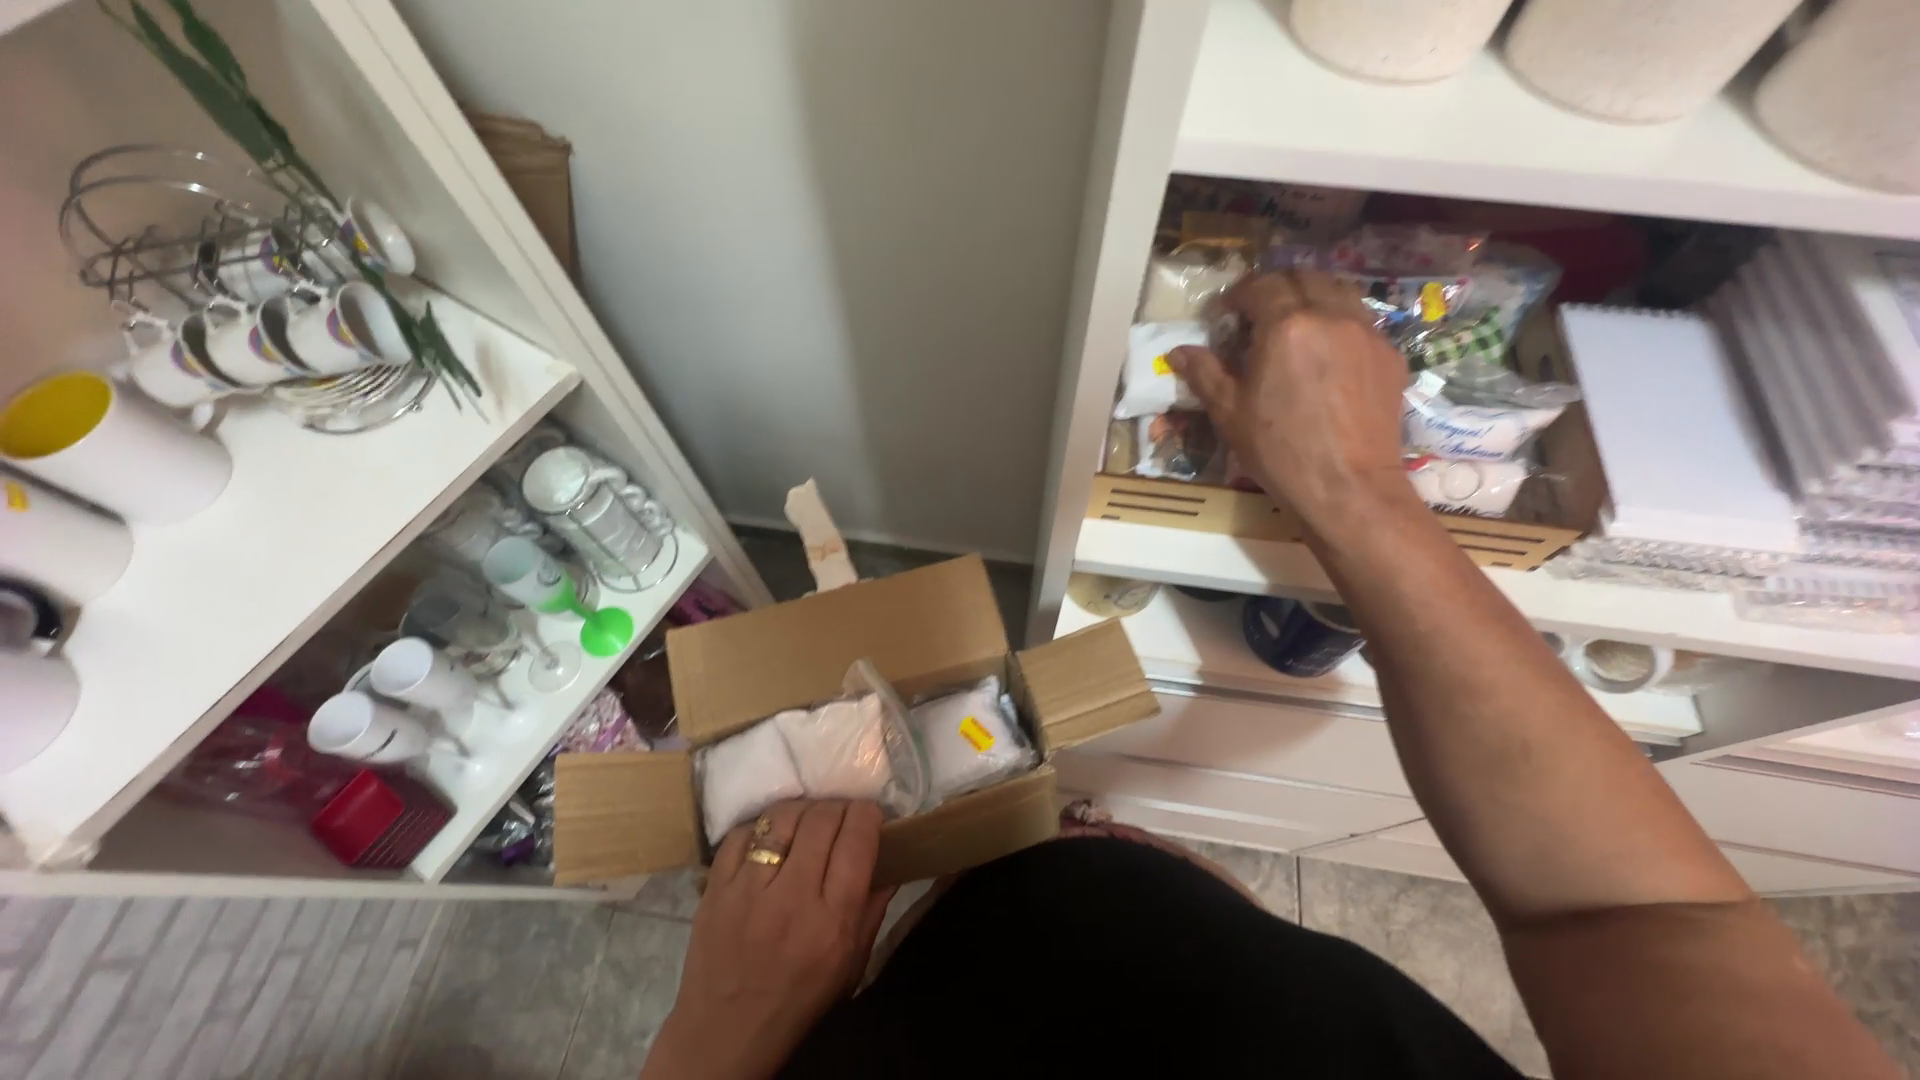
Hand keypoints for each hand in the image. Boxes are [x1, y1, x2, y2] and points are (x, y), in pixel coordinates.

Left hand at [642, 800, 892, 1079]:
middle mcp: (791, 898)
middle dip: (840, 807)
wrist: (725, 1032)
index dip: (868, 815)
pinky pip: (742, 833)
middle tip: (843, 815)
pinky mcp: (715, 887)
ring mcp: (748, 890)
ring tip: (809, 820)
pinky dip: (762, 826)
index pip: (856, 842)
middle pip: (822, 820)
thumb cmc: (798, 1001)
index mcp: (831, 921)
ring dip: (803, 810)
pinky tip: (771, 836)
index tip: (872, 814)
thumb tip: (893, 863)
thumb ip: (872, 910)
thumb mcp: (851, 965)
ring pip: (782, 818)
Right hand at [1168, 270, 1412, 528]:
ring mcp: (1367, 334)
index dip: (1238, 294)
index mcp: (1287, 326)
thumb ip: (1205, 373)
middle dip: (1277, 288)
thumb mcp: (1230, 413)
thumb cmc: (1280, 451)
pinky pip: (1362, 323)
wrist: (1348, 487)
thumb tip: (1178, 352)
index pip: (1261, 286)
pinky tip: (1326, 355)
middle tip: (1259, 315)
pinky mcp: (1390, 356)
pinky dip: (1339, 324)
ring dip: (1313, 298)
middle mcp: (1331, 316)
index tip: (1225, 313)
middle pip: (1304, 278)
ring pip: (1340, 293)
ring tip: (1296, 326)